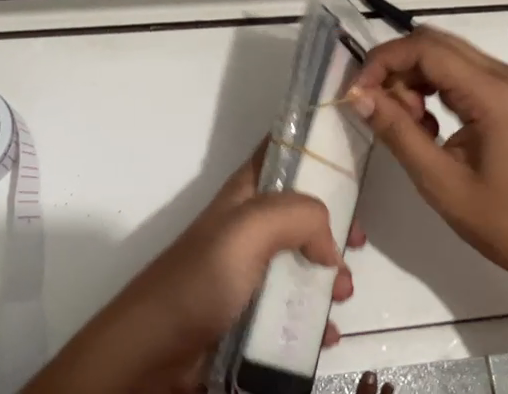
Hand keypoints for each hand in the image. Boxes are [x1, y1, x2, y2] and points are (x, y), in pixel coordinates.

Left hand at [39, 141, 366, 392]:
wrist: (150, 359)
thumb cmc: (198, 282)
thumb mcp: (247, 230)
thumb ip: (298, 216)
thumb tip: (331, 244)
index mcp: (246, 195)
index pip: (283, 152)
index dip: (316, 148)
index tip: (354, 157)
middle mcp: (251, 229)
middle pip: (304, 214)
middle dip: (335, 226)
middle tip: (356, 243)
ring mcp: (251, 276)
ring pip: (305, 266)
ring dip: (330, 279)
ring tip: (340, 296)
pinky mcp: (253, 320)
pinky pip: (295, 315)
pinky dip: (316, 323)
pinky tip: (325, 335)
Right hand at [345, 27, 507, 291]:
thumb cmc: (501, 221)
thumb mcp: (439, 181)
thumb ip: (397, 132)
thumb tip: (358, 95)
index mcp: (491, 93)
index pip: (425, 49)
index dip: (384, 61)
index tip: (356, 93)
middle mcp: (500, 75)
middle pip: (432, 44)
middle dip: (396, 69)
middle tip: (377, 110)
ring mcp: (505, 84)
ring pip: (442, 56)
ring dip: (412, 80)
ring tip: (406, 125)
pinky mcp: (503, 97)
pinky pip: (456, 74)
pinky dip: (431, 89)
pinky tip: (426, 127)